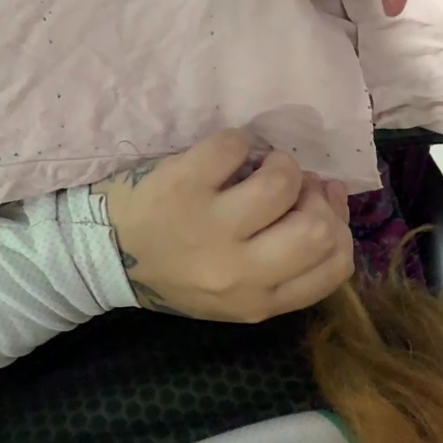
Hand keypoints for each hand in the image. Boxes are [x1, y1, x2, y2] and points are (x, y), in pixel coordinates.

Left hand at [93, 129, 353, 322]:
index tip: (320, 204)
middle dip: (313, 195)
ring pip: (283, 180)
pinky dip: (237, 141)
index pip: (334, 266)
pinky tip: (223, 154)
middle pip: (320, 228)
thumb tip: (329, 193)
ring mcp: (211, 224)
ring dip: (278, 163)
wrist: (102, 254)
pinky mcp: (184, 182)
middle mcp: (239, 270)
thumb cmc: (174, 268)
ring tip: (257, 165)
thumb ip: (284, 255)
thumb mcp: (234, 287)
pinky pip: (236, 145)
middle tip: (290, 185)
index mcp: (257, 301)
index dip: (339, 227)